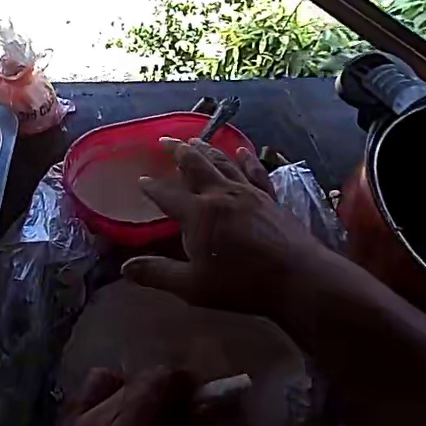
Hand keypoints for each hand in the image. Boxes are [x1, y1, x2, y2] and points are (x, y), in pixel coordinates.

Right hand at [121, 138, 347, 320]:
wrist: (300, 280)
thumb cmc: (242, 284)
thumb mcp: (192, 285)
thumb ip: (158, 273)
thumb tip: (126, 269)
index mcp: (198, 213)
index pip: (167, 195)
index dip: (152, 187)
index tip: (141, 180)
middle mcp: (221, 195)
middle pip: (195, 165)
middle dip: (177, 151)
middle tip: (164, 140)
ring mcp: (248, 193)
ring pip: (223, 162)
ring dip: (206, 149)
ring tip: (194, 140)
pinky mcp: (270, 198)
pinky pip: (255, 172)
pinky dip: (246, 159)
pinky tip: (242, 151)